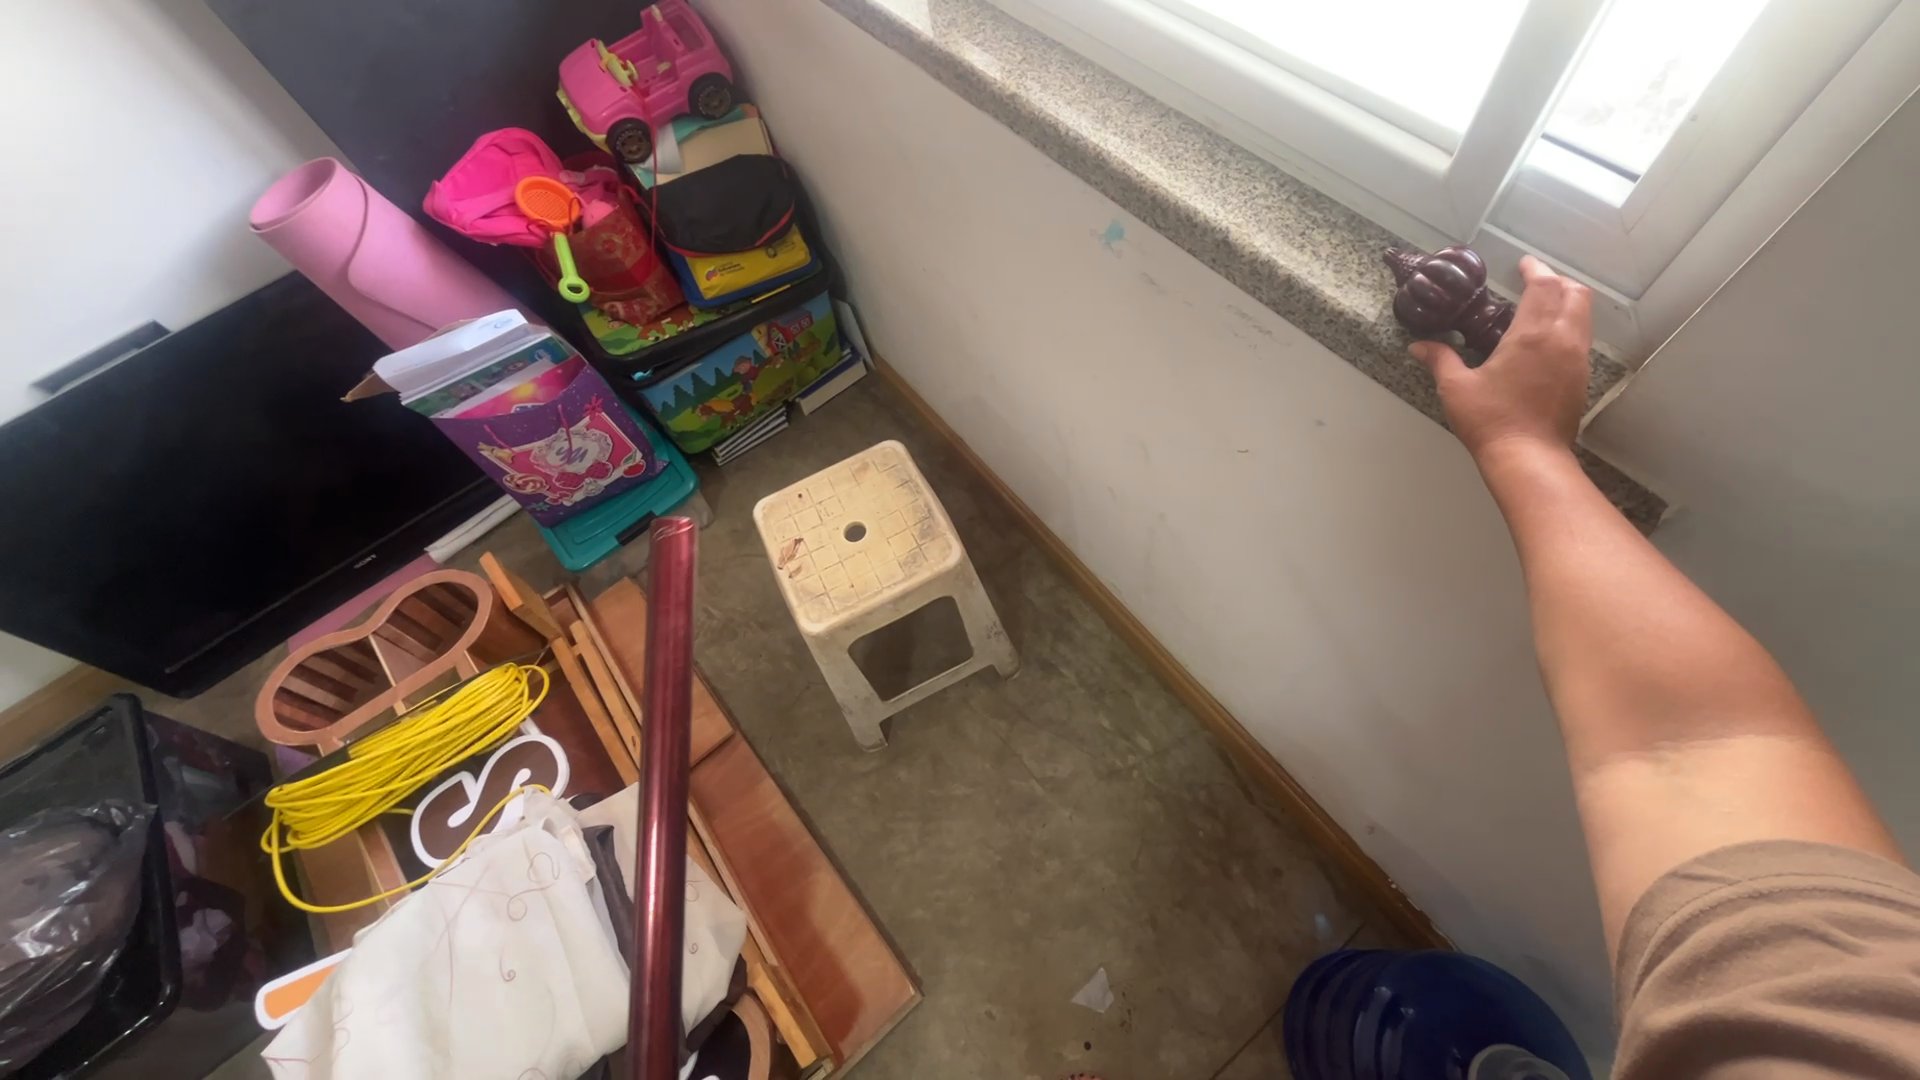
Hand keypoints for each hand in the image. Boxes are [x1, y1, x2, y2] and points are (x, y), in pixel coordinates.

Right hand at [1409, 255, 1591, 459]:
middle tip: (1534, 282)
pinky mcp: (1581, 377)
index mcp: (1532, 336)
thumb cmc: (1489, 419)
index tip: (1524, 264)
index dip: (1535, 270)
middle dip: (1556, 281)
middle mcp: (1562, 340)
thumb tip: (1419, 346)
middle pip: (1574, 294)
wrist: (1527, 455)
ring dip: (1566, 302)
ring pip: (1582, 314)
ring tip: (1541, 306)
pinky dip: (1568, 325)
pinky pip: (1580, 337)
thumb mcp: (1455, 387)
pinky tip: (1545, 339)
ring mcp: (1577, 358)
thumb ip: (1440, 360)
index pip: (1543, 287)